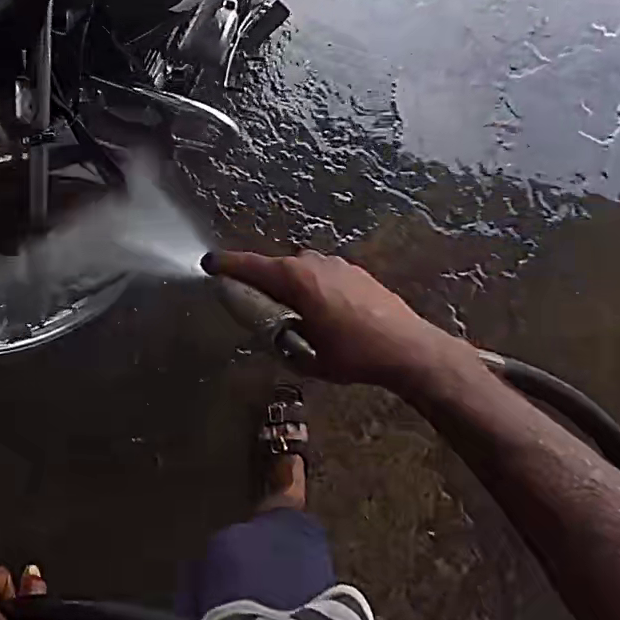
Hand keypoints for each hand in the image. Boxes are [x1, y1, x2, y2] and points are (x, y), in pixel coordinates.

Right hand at [205, 249, 475, 390]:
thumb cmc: (355, 355)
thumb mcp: (308, 357)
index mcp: (294, 279)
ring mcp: (336, 264)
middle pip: (275, 266)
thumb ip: (284, 340)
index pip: (250, 266)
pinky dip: (313, 285)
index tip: (209, 263)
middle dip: (262, 279)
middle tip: (254, 299)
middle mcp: (312, 263)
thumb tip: (277, 336)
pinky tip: (324, 310)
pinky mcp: (355, 271)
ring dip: (290, 284)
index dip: (227, 264)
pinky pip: (321, 273)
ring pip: (300, 268)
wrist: (411, 350)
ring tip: (293, 310)